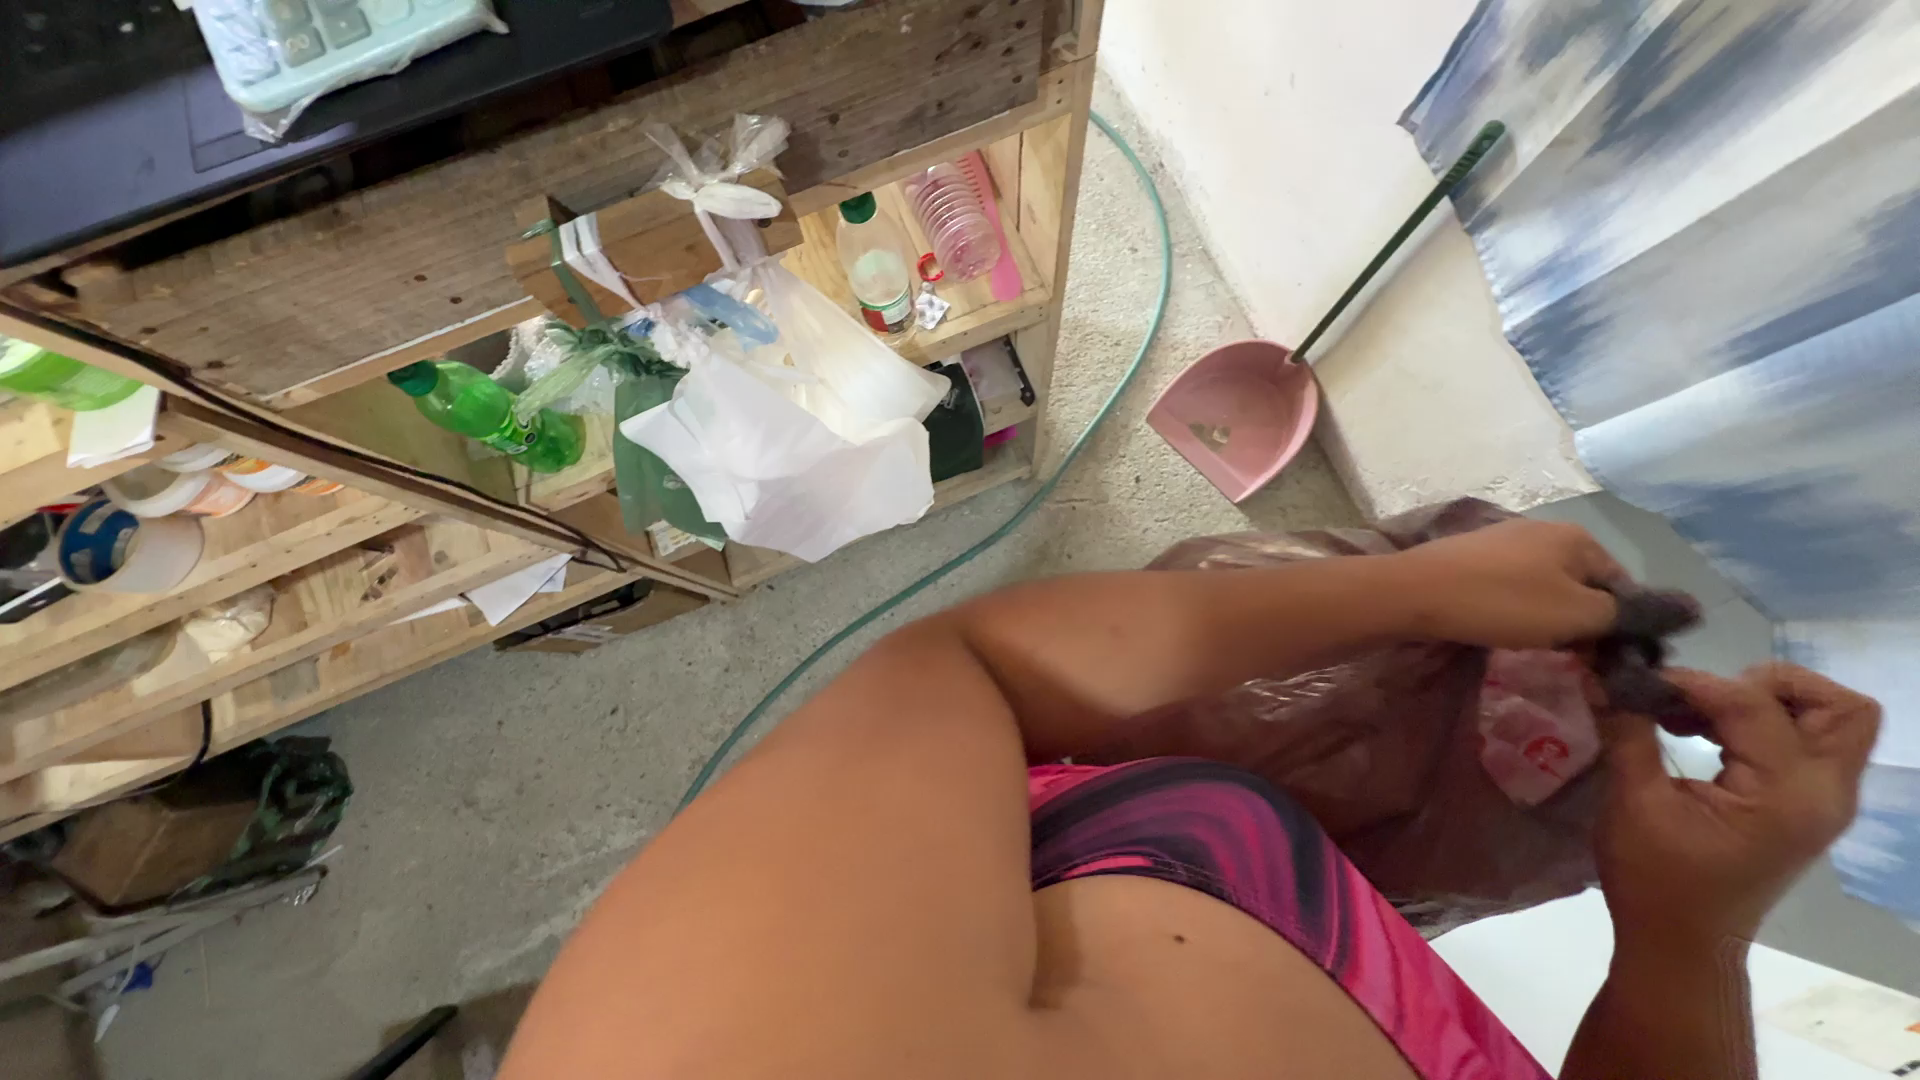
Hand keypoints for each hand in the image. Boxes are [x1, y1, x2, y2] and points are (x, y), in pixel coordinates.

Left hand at [1385, 520, 1624, 647]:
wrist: (1412, 593)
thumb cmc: (1502, 602)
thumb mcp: (1580, 614)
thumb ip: (1630, 614)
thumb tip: (1683, 609)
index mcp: (1577, 537)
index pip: (1623, 585)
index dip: (1624, 625)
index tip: (1608, 658)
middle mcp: (1541, 530)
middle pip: (1581, 585)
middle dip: (1581, 622)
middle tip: (1572, 657)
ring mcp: (1499, 542)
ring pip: (1543, 589)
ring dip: (1545, 620)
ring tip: (1534, 645)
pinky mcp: (1467, 558)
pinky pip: (1507, 589)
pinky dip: (1510, 610)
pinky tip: (1499, 628)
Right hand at [1596, 663, 1879, 950]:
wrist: (1680, 938)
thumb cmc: (1654, 876)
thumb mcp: (1633, 800)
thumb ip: (1628, 731)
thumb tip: (1605, 676)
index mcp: (1787, 794)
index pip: (1755, 705)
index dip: (1691, 682)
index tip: (1634, 682)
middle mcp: (1823, 793)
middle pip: (1839, 707)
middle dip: (1766, 683)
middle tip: (1695, 693)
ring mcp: (1819, 800)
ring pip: (1829, 721)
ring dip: (1760, 700)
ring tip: (1686, 710)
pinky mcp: (1800, 804)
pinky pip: (1801, 742)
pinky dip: (1752, 721)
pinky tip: (1693, 730)